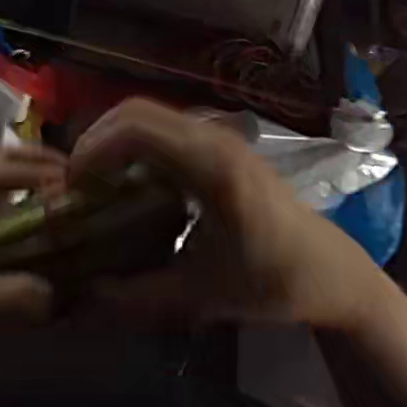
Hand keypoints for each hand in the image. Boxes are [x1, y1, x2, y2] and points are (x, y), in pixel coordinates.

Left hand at [0, 146, 62, 357]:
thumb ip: (14, 295)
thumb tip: (61, 294)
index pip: (11, 167)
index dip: (52, 173)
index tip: (91, 184)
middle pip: (0, 162)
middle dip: (40, 167)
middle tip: (80, 182)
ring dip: (24, 187)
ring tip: (60, 202)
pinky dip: (6, 208)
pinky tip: (23, 230)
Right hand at [70, 99, 381, 328]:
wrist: (334, 271)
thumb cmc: (275, 281)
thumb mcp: (204, 295)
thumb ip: (140, 296)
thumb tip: (84, 294)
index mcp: (212, 166)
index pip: (137, 129)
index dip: (94, 148)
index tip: (73, 185)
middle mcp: (214, 137)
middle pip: (136, 110)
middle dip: (96, 138)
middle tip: (76, 181)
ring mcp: (219, 135)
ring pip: (148, 114)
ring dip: (113, 138)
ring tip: (94, 180)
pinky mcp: (219, 142)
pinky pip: (163, 127)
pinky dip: (133, 143)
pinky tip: (127, 180)